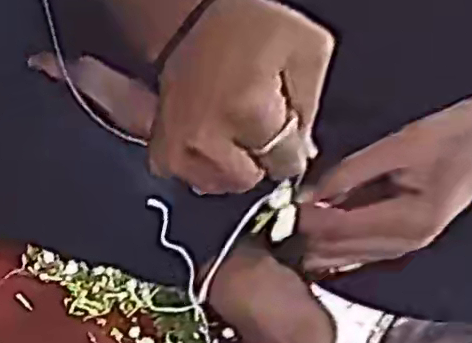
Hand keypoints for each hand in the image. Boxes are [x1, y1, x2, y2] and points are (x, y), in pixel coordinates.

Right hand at [149, 0, 331, 192]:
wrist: (192, 26)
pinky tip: (209, 139)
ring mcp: (179, 154)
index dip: (291, 152)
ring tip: (231, 131)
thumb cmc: (250, 31)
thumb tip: (300, 156)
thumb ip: (310, 108)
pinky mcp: (161, 160)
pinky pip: (192, 181)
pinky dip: (204, 167)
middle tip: (257, 128)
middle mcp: (206, 140)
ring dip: (231, 166)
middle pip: (247, 180)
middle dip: (258, 159)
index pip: (281, 162)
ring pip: (219, 185)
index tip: (291, 142)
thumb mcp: (306, 50)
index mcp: (247, 111)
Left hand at [297, 90, 471, 273]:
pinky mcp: (397, 246)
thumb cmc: (464, 128)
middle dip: (302, 235)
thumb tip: (305, 196)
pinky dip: (328, 243)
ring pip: (333, 260)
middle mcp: (405, 244)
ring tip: (300, 217)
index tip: (285, 204)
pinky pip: (348, 255)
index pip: (336, 232)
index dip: (304, 220)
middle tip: (283, 213)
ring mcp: (401, 250)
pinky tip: (320, 223)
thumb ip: (350, 173)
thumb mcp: (404, 142)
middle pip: (329, 253)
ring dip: (311, 242)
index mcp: (411, 221)